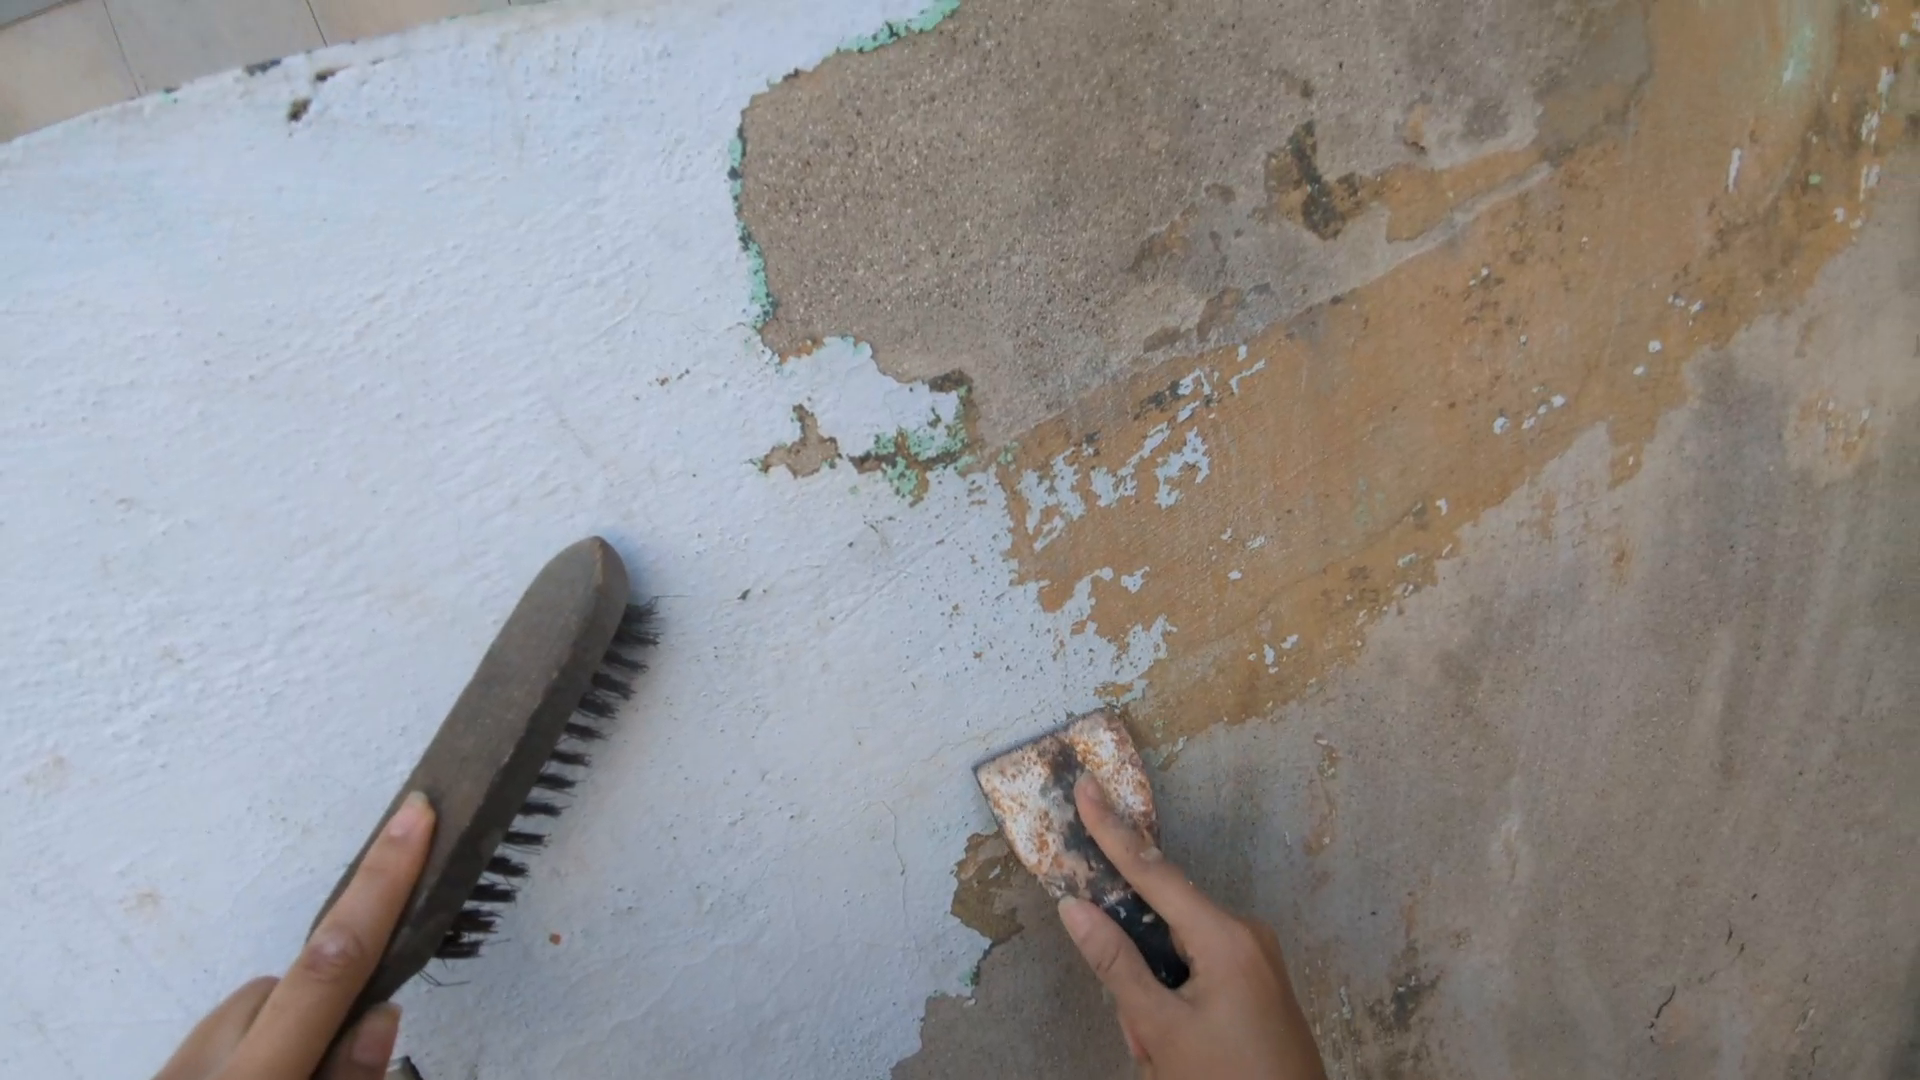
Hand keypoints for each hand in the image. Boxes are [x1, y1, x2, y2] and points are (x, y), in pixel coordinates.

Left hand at [155, 792, 435, 1079]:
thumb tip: (382, 1013)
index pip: (329, 966)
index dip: (380, 884)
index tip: (414, 815)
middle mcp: (189, 1075)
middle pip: (279, 985)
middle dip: (322, 994)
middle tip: (332, 1055)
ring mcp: (160, 1075)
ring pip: (241, 1011)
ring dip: (280, 1030)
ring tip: (287, 1075)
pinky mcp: (150, 1078)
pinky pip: (210, 1043)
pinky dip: (244, 1052)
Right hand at [1058, 776, 1326, 1078]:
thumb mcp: (1163, 1031)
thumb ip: (1116, 964)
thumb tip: (1074, 907)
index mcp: (1225, 937)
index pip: (1153, 871)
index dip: (1112, 829)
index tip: (1087, 786)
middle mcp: (1244, 933)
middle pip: (1163, 921)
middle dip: (1136, 968)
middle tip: (1139, 1032)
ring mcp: (1255, 956)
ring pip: (1176, 950)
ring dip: (1154, 994)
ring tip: (1160, 1054)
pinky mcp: (1258, 979)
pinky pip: (1198, 968)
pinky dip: (1175, 997)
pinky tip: (1176, 1046)